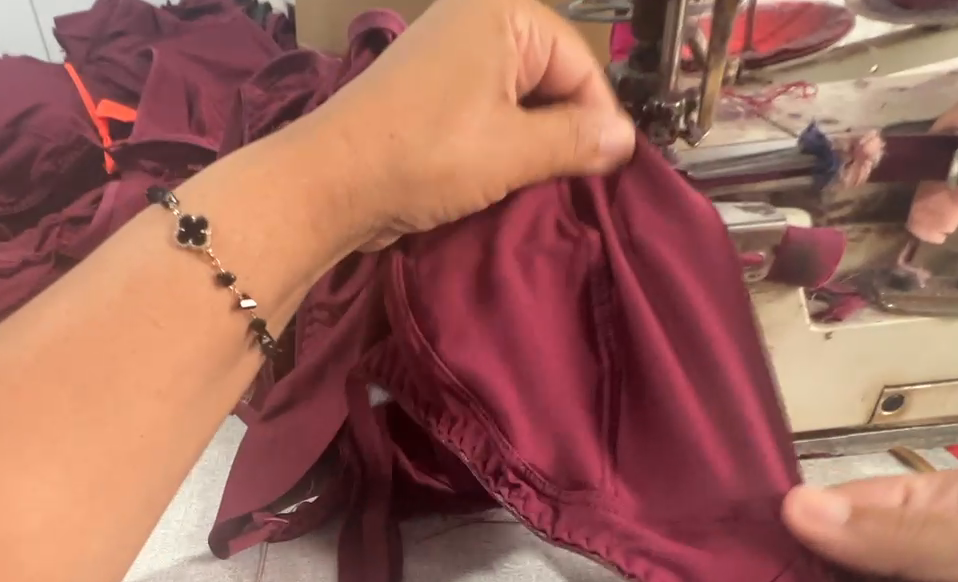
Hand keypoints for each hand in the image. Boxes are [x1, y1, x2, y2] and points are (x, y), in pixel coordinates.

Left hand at [302, 0, 636, 248]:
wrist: (333, 183)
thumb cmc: (426, 157)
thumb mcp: (512, 151)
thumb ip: (573, 141)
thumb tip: (623, 140)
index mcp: (504, 15)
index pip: (579, 63)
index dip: (597, 120)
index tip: (606, 171)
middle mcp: (476, 23)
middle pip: (548, 80)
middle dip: (561, 133)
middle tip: (569, 185)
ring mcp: (447, 60)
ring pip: (516, 103)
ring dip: (529, 147)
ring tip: (532, 188)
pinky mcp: (428, 98)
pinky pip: (483, 117)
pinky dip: (498, 148)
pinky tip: (500, 182)